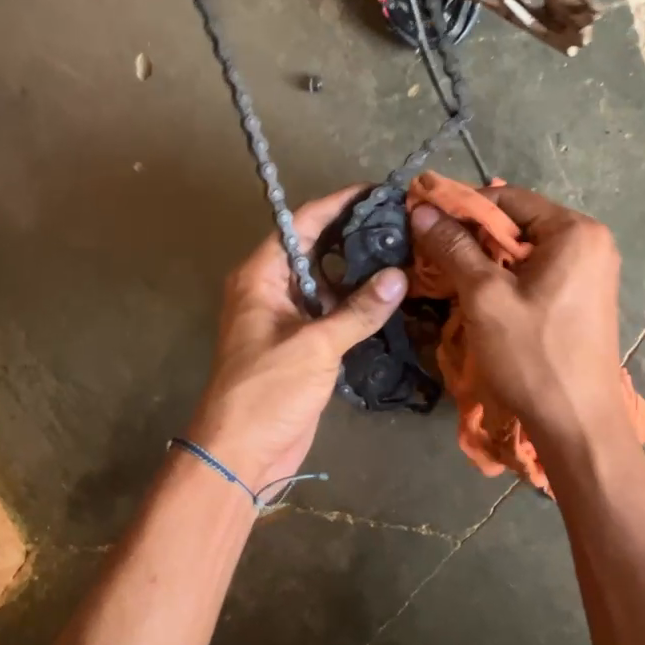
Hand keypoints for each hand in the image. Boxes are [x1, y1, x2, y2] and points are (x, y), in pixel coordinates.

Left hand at [186, 185, 407, 491]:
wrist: (240, 453)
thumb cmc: (268, 391)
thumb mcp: (316, 346)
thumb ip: (359, 310)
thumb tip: (400, 275)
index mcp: (261, 275)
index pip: (301, 223)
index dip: (338, 203)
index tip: (377, 191)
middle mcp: (271, 287)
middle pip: (314, 246)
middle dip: (353, 233)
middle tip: (400, 221)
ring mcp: (286, 316)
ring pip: (325, 279)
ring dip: (358, 268)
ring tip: (404, 252)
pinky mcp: (301, 343)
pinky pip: (330, 309)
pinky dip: (356, 301)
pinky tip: (390, 295)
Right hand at [411, 185, 624, 441]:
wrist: (578, 426)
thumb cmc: (533, 355)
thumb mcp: (484, 296)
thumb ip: (452, 247)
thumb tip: (422, 210)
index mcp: (575, 231)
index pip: (507, 197)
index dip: (461, 207)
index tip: (423, 223)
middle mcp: (590, 241)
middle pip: (517, 221)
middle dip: (472, 235)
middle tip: (429, 251)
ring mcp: (590, 271)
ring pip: (523, 249)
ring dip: (484, 258)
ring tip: (446, 273)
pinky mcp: (582, 297)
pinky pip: (537, 271)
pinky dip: (505, 277)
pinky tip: (476, 294)